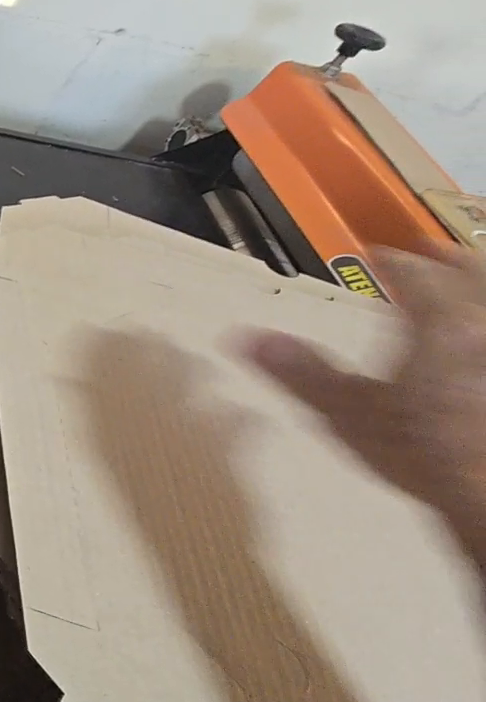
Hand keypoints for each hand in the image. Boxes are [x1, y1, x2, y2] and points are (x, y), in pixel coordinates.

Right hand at [240, 245, 485, 536]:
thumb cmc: (418, 449)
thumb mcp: (343, 411)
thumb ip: (300, 370)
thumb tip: (241, 335)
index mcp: (442, 328)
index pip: (418, 280)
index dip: (397, 264)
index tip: (380, 254)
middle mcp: (485, 329)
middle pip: (479, 279)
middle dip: (458, 262)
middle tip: (439, 252)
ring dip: (481, 288)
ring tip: (468, 283)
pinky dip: (478, 326)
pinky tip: (467, 337)